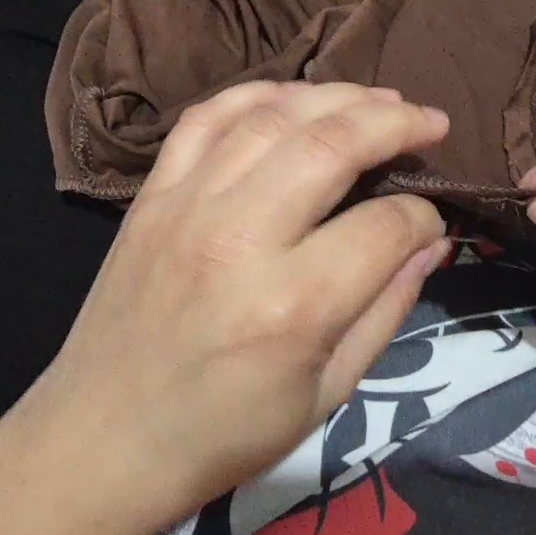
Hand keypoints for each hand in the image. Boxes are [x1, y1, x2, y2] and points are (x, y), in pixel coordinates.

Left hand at [22, 81, 452, 527]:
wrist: (102, 440)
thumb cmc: (225, 432)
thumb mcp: (328, 394)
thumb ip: (388, 309)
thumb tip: (433, 240)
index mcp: (292, 306)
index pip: (384, 225)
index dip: (422, 214)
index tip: (430, 220)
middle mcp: (239, 239)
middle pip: (332, 145)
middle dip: (396, 122)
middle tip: (433, 121)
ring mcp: (187, 206)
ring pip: (273, 116)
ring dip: (337, 96)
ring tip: (380, 99)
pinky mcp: (151, 195)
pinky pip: (206, 118)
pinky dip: (256, 94)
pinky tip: (295, 96)